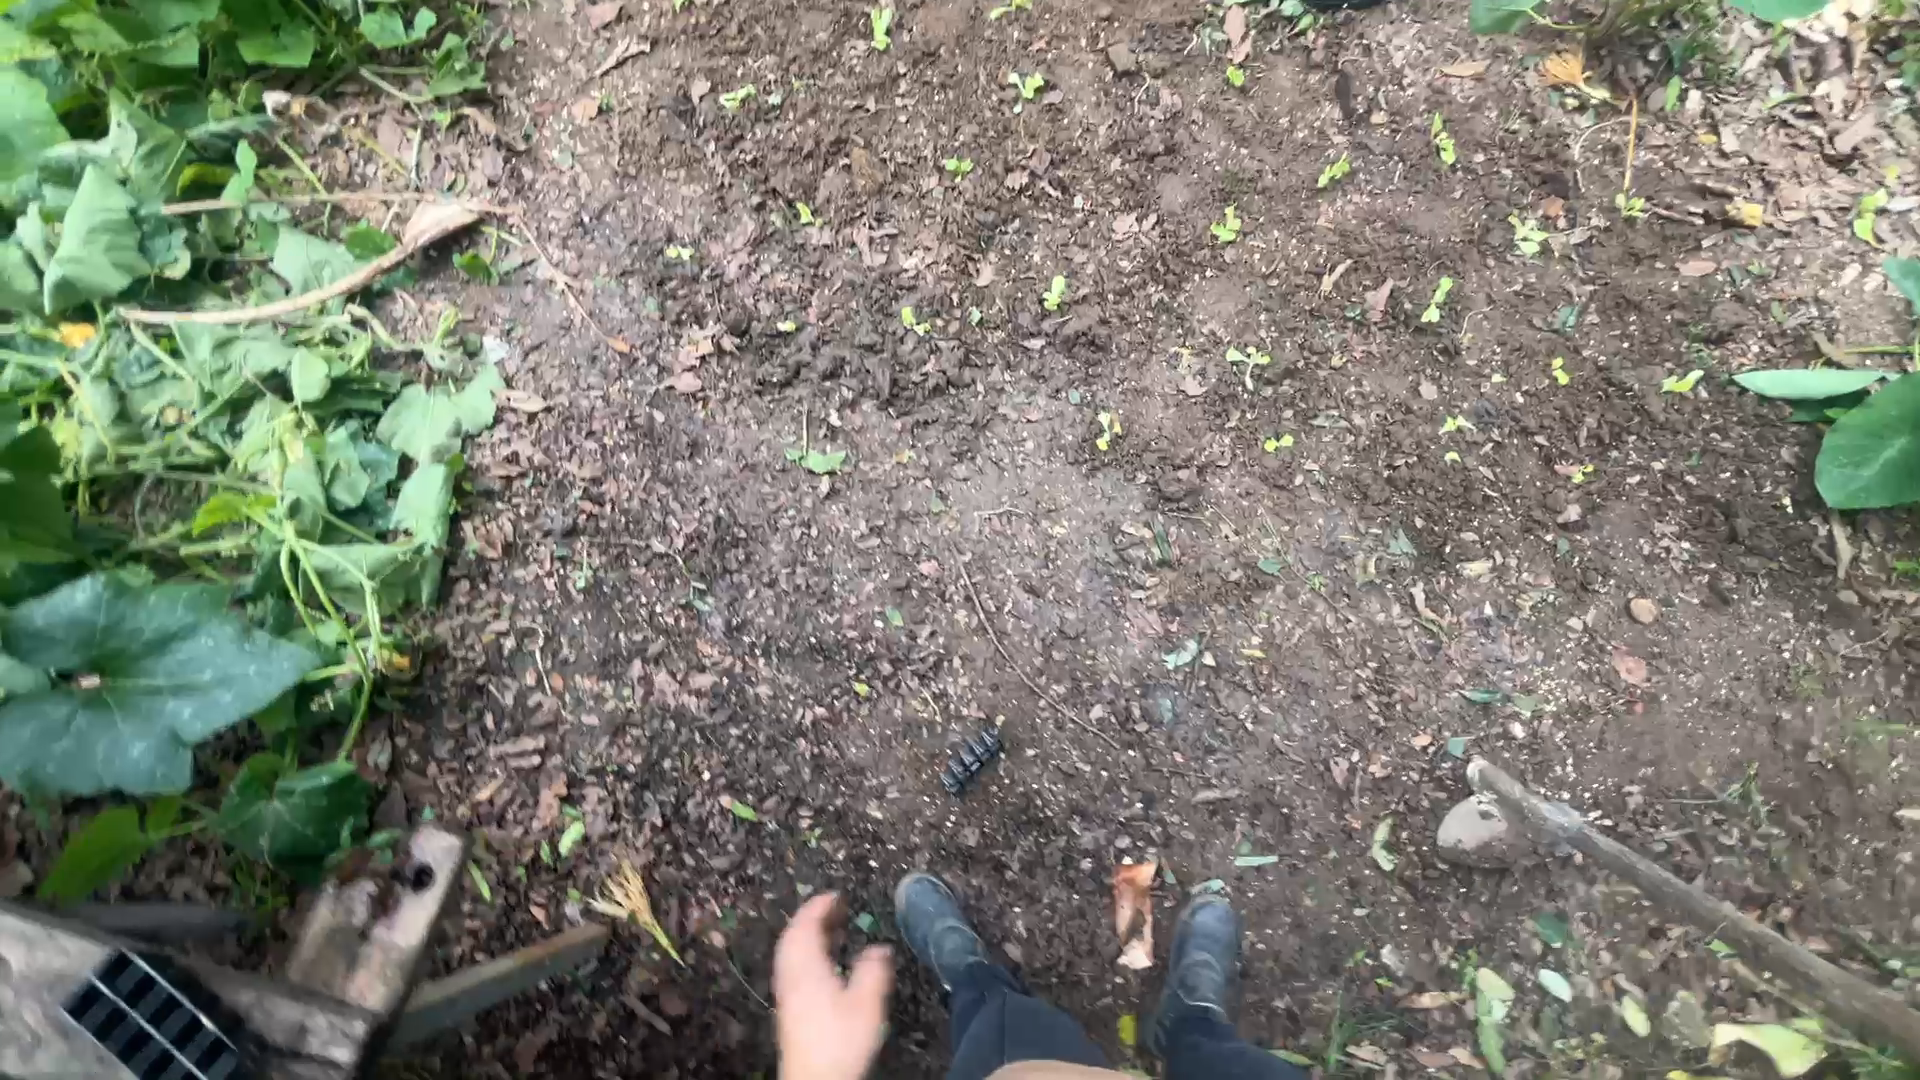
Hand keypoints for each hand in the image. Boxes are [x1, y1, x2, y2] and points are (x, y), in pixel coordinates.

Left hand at [772, 893, 893, 1079]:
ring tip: (830, 929)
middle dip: (811, 917)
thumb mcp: (866, 1004)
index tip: (835, 894)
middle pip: (793, 936)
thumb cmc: (840, 1041)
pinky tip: (822, 962)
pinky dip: (804, 952)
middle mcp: (792, 975)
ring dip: (807, 934)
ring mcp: (787, 992)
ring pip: (790, 951)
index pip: (806, 925)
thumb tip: (880, 947)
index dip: (819, 905)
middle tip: (833, 907)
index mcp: (808, 967)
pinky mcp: (788, 1007)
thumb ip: (873, 970)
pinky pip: (791, 965)